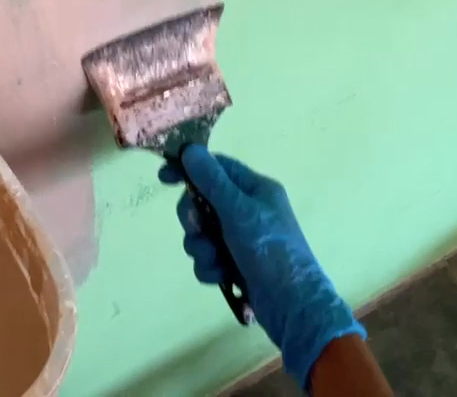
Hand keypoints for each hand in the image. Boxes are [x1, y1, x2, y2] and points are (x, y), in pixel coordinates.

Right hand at [161, 145, 363, 387]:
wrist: (292, 307)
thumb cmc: (269, 249)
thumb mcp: (239, 210)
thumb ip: (211, 181)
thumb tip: (189, 149)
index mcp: (254, 189)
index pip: (216, 168)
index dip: (189, 170)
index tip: (164, 179)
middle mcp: (247, 210)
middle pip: (203, 202)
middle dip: (194, 219)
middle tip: (197, 229)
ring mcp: (242, 239)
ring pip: (202, 233)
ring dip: (202, 247)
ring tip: (215, 260)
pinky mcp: (236, 264)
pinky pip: (208, 258)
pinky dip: (210, 267)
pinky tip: (221, 277)